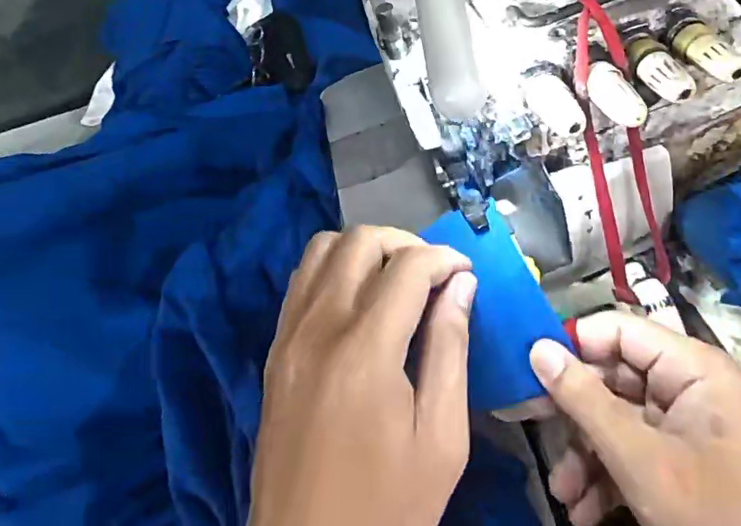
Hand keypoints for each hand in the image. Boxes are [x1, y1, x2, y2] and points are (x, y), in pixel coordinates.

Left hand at [250, 226, 478, 525]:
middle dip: (404, 242)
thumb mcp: (440, 441)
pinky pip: (301, 280)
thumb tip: (461, 284)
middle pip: (359, 241)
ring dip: (364, 249)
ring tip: (396, 278)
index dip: (444, 258)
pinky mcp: (274, 349)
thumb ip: (450, 350)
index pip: (407, 266)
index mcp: (364, 350)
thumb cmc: (387, 507)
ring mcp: (288, 335)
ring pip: (322, 248)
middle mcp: (319, 327)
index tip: (466, 272)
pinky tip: (358, 299)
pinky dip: (333, 268)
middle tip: (434, 273)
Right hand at [530, 312, 740, 525]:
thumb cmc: (710, 515)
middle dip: (575, 415)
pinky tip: (583, 510)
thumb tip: (536, 347)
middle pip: (611, 375)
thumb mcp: (640, 459)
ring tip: (563, 492)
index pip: (618, 330)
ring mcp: (684, 425)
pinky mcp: (679, 462)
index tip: (532, 371)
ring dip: (584, 454)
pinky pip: (629, 449)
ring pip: (614, 417)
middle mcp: (687, 385)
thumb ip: (584, 399)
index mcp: (691, 367)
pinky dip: (603, 475)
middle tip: (535, 428)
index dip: (574, 346)